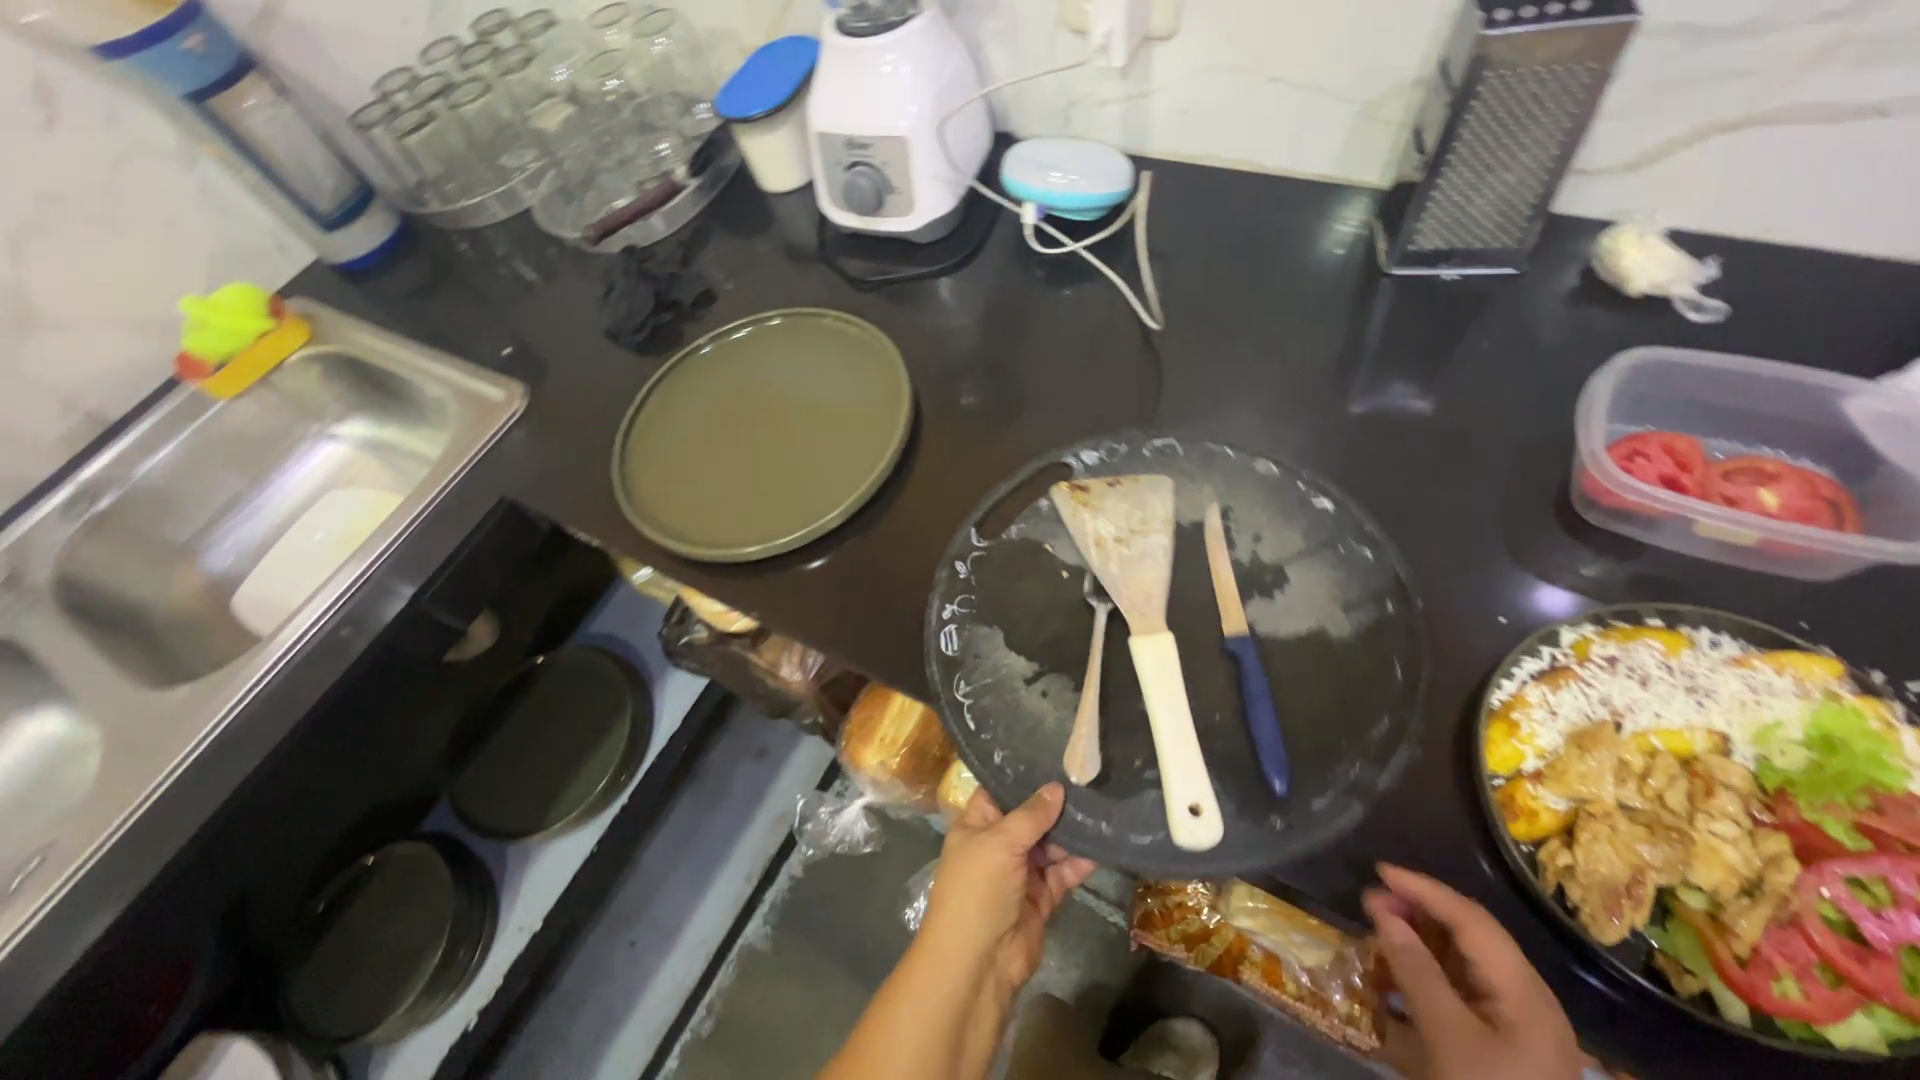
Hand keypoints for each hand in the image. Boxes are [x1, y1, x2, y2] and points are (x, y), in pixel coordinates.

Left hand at [922, 783, 1097, 995]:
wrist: (980, 961)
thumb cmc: (978, 891)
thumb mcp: (999, 843)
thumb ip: (1030, 815)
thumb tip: (1056, 787)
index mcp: (975, 827)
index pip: (998, 793)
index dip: (1021, 777)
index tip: (1053, 756)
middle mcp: (997, 846)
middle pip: (1030, 818)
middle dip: (1055, 805)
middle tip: (1089, 780)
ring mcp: (1020, 873)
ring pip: (1050, 845)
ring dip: (1071, 833)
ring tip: (1100, 809)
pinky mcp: (1041, 897)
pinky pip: (1062, 873)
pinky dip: (1078, 863)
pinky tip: (1100, 848)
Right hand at [1363, 864, 1584, 1079]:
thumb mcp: (1447, 1038)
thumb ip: (1417, 972)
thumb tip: (1385, 915)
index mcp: (1525, 992)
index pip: (1472, 920)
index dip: (1425, 890)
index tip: (1379, 870)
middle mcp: (1528, 999)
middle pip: (1473, 938)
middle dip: (1420, 912)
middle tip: (1370, 901)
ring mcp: (1520, 1025)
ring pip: (1468, 963)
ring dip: (1423, 941)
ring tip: (1380, 928)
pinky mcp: (1506, 1046)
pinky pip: (1467, 993)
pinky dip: (1432, 975)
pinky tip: (1402, 974)